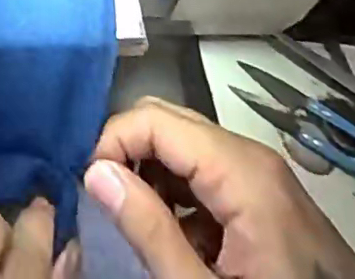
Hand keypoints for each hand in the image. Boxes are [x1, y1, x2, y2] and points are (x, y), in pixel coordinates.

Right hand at [86, 97, 354, 278]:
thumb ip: (150, 231)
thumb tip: (94, 170)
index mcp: (241, 170)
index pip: (153, 118)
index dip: (111, 142)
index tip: (87, 187)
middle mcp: (251, 155)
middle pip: (168, 120)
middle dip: (127, 151)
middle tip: (104, 201)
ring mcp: (263, 174)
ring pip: (183, 144)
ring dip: (149, 171)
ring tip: (135, 222)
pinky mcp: (266, 196)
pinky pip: (206, 170)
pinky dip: (177, 190)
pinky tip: (174, 236)